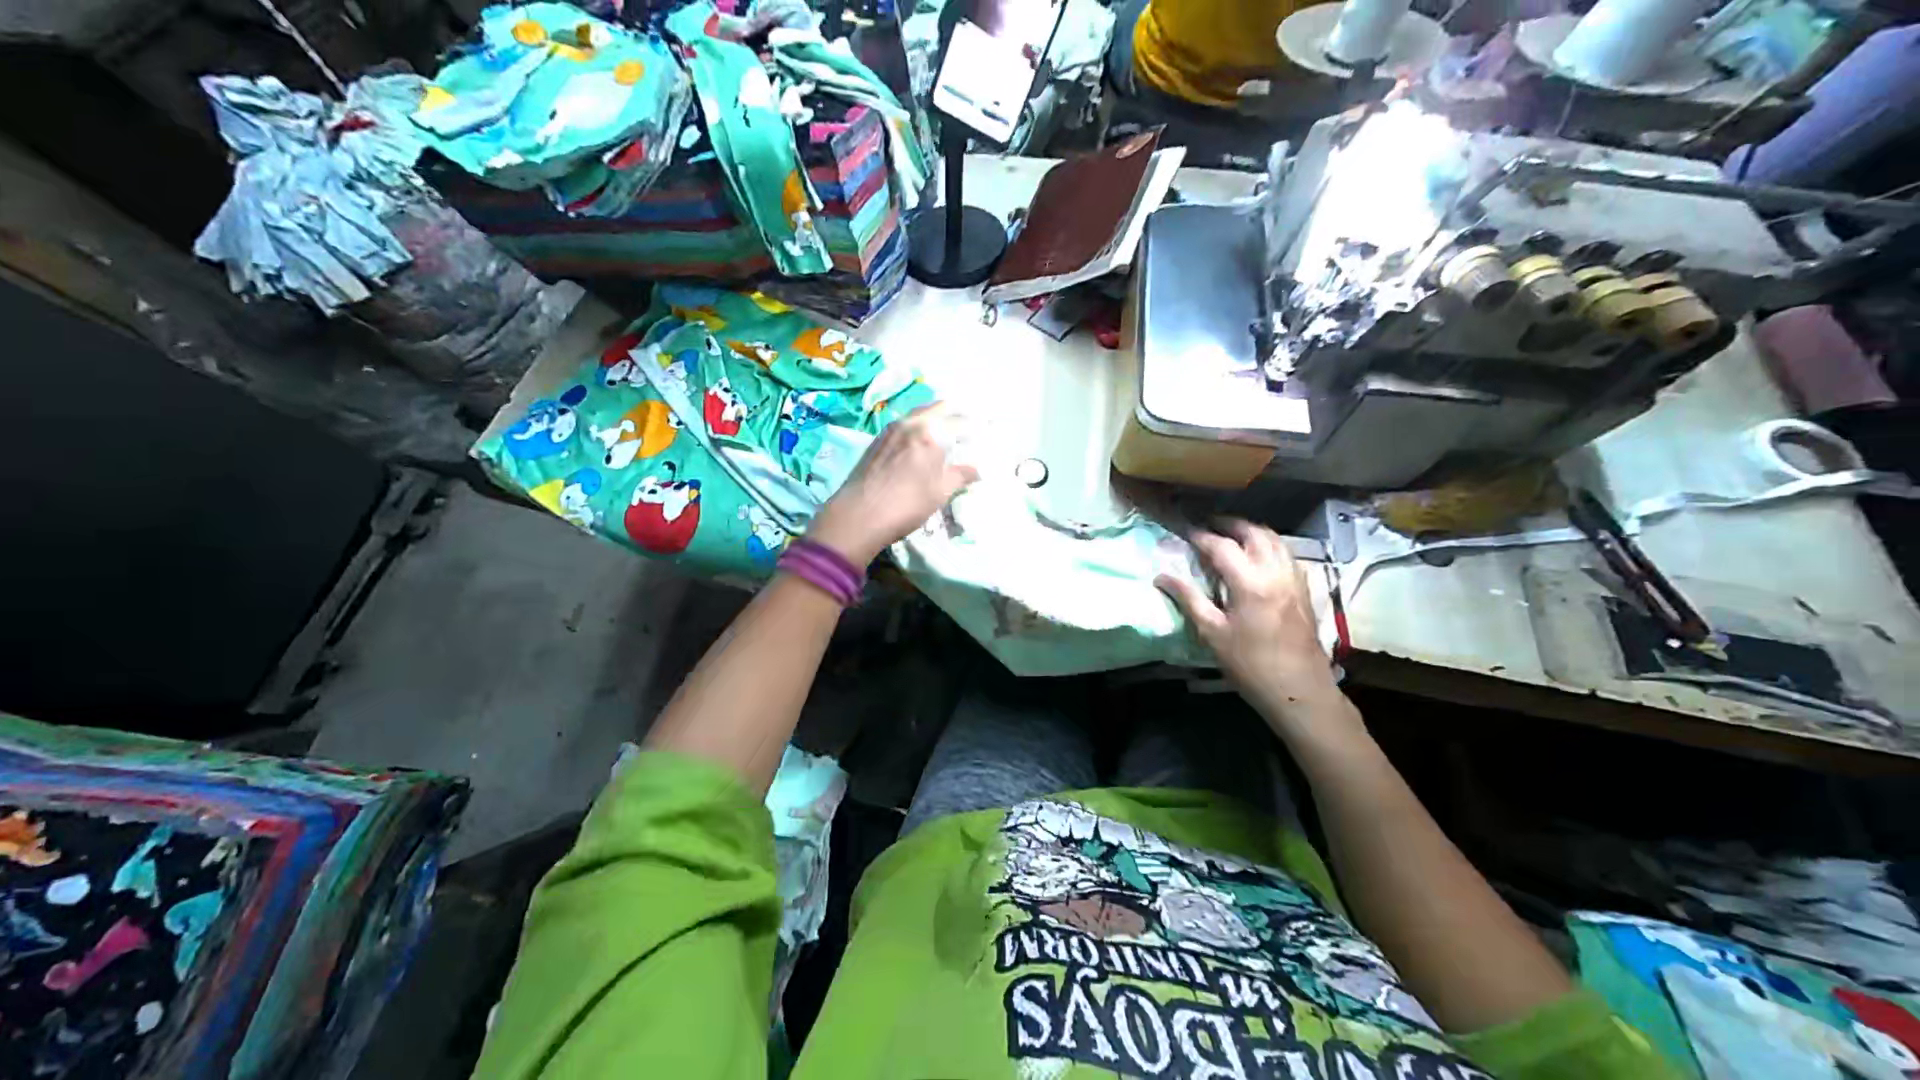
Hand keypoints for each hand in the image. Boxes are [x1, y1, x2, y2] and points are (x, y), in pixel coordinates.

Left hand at [806, 402, 978, 564]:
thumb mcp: (939, 493)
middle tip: (965, 425)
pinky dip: (917, 426)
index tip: (983, 430)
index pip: (959, 422)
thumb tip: (977, 470)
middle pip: (938, 408)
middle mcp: (911, 423)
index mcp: (931, 433)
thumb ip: (960, 476)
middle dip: (954, 413)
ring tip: (944, 431)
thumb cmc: (906, 505)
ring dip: (934, 417)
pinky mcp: (877, 440)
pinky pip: (904, 424)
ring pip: (918, 413)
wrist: (858, 515)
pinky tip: (919, 441)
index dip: (974, 426)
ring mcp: (891, 429)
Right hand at [1156, 520, 1350, 735]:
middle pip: (1253, 533)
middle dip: (1229, 524)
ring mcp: (1294, 579)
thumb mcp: (1212, 633)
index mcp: (1251, 583)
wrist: (1299, 690)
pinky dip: (1270, 546)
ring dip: (1251, 532)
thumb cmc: (1250, 665)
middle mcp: (1276, 573)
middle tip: (1208, 525)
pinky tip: (1258, 557)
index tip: (1184, 531)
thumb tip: (1161, 577)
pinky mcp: (1304, 589)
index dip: (1200, 536)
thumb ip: (1189, 599)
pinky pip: (1287, 554)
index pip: (1221, 546)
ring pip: (1275, 540)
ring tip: (1231, 535)